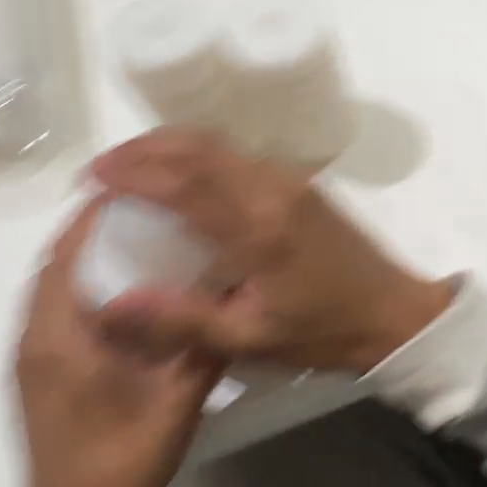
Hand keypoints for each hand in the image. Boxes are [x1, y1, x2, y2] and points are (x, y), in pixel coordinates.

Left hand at [16, 197, 225, 486]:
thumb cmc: (125, 456)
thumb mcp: (180, 396)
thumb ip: (206, 340)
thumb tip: (236, 285)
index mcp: (59, 339)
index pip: (64, 256)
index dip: (93, 217)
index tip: (133, 186)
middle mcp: (34, 342)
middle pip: (54, 267)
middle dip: (95, 232)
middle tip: (149, 209)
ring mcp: (31, 363)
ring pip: (53, 291)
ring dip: (89, 260)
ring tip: (143, 240)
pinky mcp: (39, 379)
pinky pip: (56, 314)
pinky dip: (85, 289)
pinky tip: (129, 295)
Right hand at [88, 128, 453, 373]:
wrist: (396, 312)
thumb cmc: (324, 332)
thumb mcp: (250, 340)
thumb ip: (182, 319)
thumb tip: (113, 301)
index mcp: (259, 229)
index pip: (184, 183)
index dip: (133, 174)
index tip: (90, 178)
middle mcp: (274, 190)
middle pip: (201, 148)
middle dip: (145, 148)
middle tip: (102, 168)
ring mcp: (293, 182)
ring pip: (223, 146)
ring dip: (174, 146)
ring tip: (132, 166)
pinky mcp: (304, 185)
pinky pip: (242, 157)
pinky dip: (203, 156)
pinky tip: (183, 178)